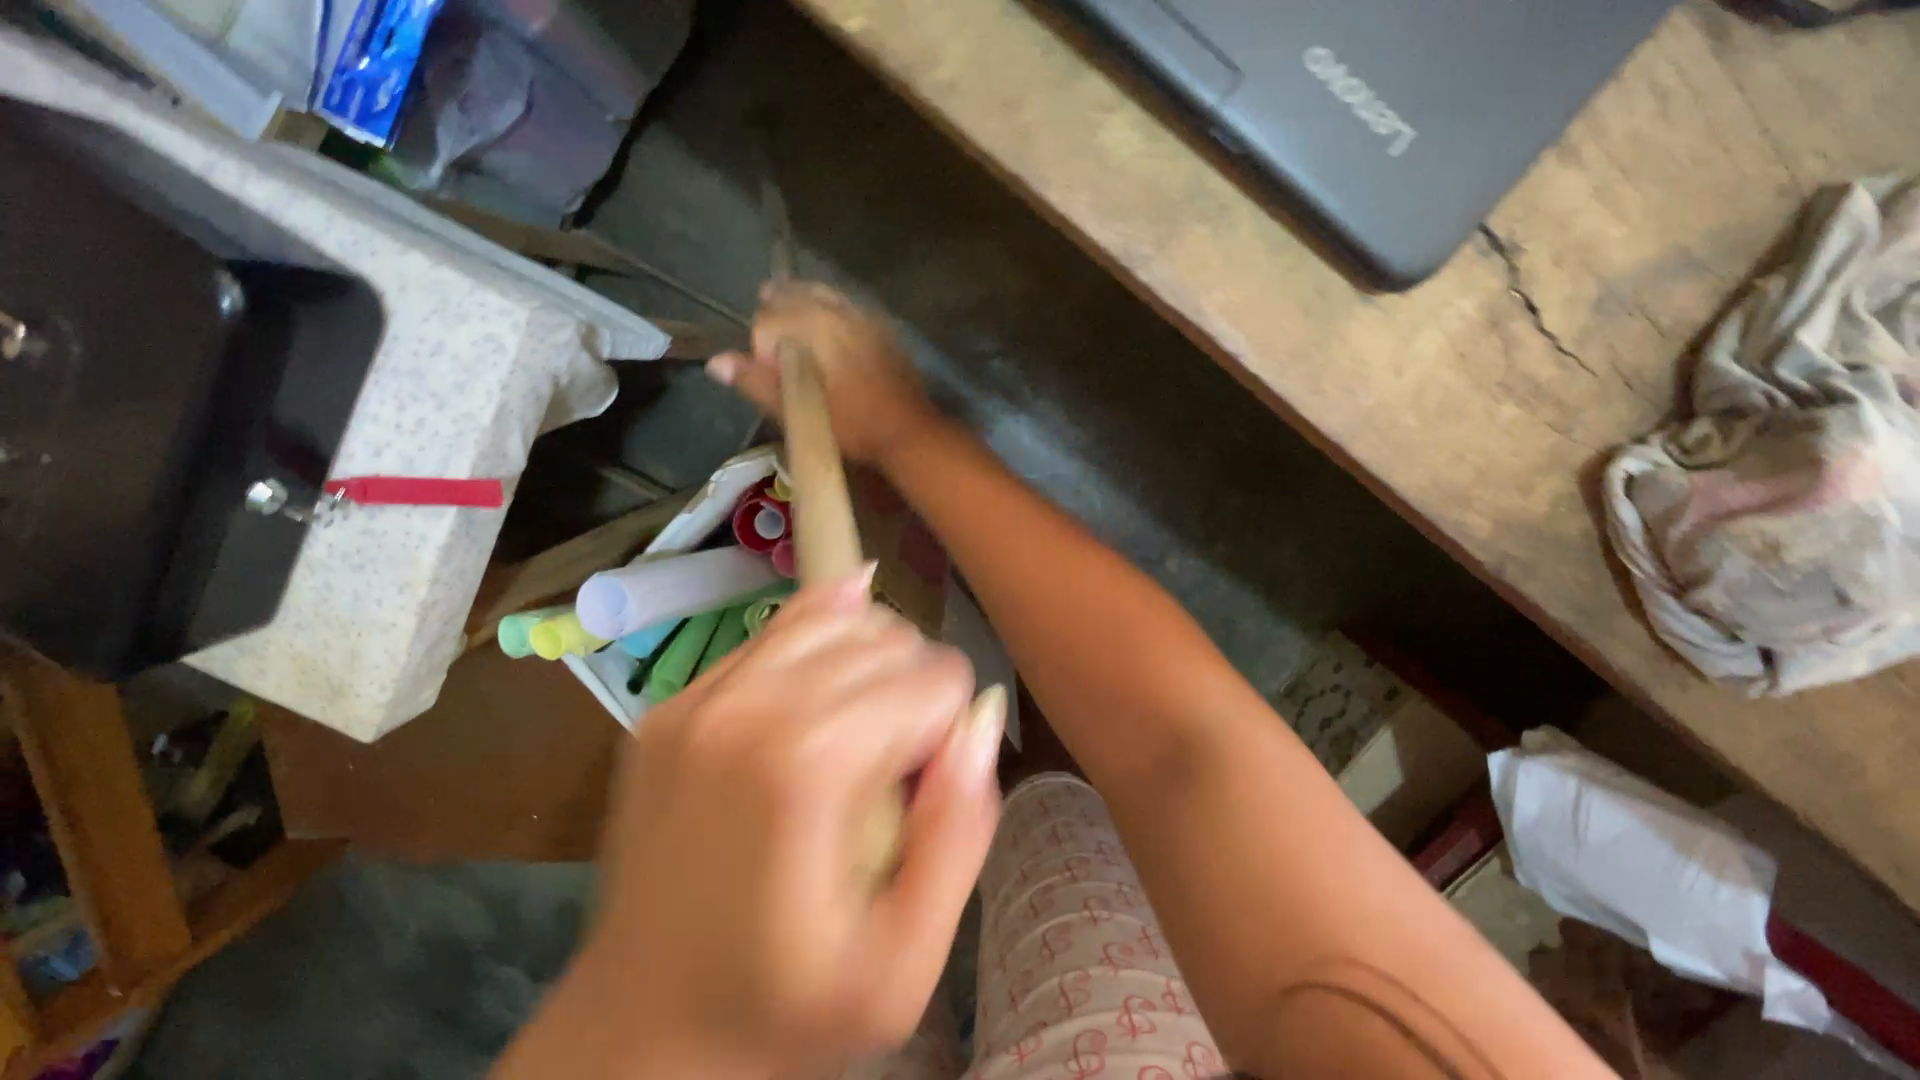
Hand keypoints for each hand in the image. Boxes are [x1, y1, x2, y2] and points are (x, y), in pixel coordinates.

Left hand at [497, 571, 1003, 1078]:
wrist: (643, 1027)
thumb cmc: (784, 1007)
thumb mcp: (903, 965)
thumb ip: (958, 835)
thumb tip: (981, 724)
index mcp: (812, 766)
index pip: (935, 676)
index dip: (954, 724)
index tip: (932, 782)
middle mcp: (749, 708)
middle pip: (884, 637)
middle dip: (917, 686)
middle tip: (904, 762)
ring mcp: (698, 700)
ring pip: (829, 618)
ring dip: (869, 659)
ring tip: (869, 724)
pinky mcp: (669, 706)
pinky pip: (768, 635)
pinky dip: (814, 645)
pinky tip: (829, 683)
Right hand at [707, 281, 943, 464]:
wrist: (906, 430)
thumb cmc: (849, 425)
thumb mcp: (796, 409)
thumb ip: (756, 381)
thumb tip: (717, 361)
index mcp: (810, 326)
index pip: (767, 319)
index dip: (760, 344)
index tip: (766, 370)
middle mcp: (834, 310)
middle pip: (792, 296)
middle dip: (776, 310)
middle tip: (769, 331)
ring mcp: (861, 315)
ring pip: (820, 294)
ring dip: (800, 300)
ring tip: (788, 311)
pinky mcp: (880, 326)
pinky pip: (845, 304)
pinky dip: (829, 308)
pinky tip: (828, 322)